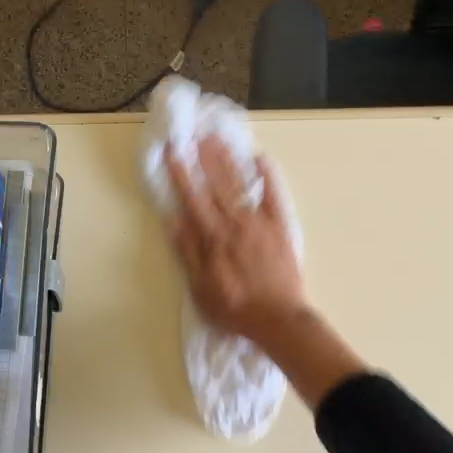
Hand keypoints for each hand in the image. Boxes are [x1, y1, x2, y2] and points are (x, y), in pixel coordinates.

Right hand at [165, 136, 305, 344]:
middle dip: (204, 158)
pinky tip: (261, 159)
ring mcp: (261, 223)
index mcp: (213, 237)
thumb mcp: (200, 287)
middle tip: (195, 134)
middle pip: (217, 184)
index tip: (172, 150)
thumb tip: (174, 220)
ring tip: (218, 139)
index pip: (193, 198)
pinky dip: (268, 176)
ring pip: (241, 185)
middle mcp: (236, 223)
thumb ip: (188, 252)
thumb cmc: (235, 309)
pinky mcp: (281, 228)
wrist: (278, 319)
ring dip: (229, 160)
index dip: (181, 173)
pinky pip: (274, 196)